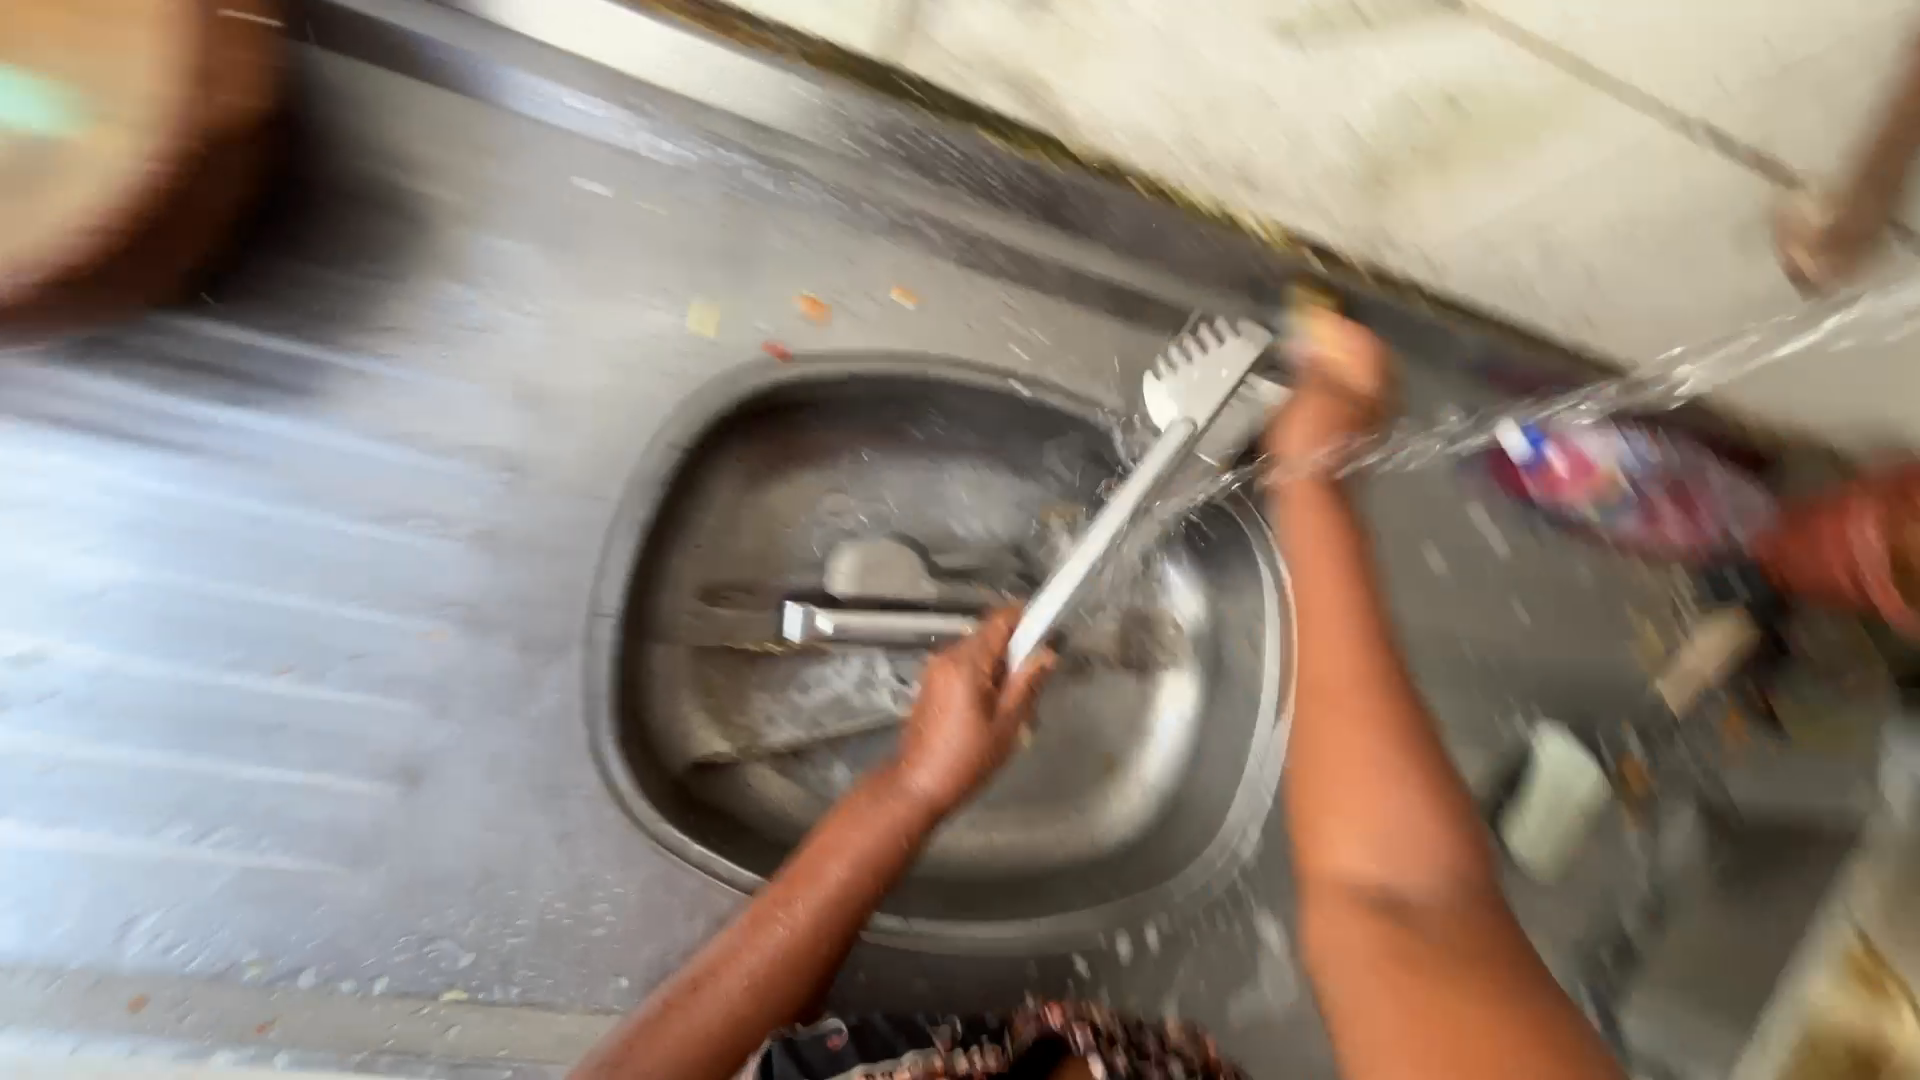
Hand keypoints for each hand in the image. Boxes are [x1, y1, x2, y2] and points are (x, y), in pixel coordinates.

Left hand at [892, 607, 1055, 815]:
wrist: (917, 786)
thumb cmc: (966, 759)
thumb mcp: (1007, 724)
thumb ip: (1028, 683)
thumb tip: (1047, 653)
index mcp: (966, 662)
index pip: (1000, 620)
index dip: (1026, 618)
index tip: (1048, 632)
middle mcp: (947, 656)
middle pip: (990, 636)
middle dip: (1015, 653)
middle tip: (1033, 687)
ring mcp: (935, 668)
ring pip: (978, 652)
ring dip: (999, 668)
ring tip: (1011, 707)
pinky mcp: (931, 682)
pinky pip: (964, 666)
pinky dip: (982, 678)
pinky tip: (990, 711)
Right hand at [1264, 307, 1395, 463]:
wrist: (1312, 489)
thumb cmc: (1310, 439)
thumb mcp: (1308, 392)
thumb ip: (1312, 363)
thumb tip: (1310, 341)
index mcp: (1372, 380)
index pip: (1363, 341)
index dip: (1340, 327)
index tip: (1316, 319)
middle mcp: (1380, 396)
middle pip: (1365, 361)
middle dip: (1341, 348)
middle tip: (1314, 338)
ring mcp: (1370, 419)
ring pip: (1358, 382)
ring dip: (1336, 370)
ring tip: (1310, 363)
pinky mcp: (1356, 437)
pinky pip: (1347, 401)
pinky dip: (1332, 392)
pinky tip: (1312, 395)